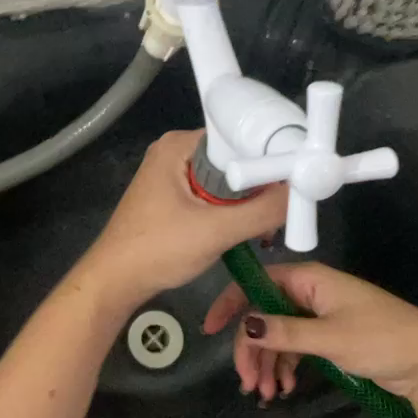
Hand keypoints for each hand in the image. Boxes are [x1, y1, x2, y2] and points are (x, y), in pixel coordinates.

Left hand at [77, 130, 287, 309]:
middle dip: (259, 185)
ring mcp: (171, 175)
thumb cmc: (158, 250)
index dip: (268, 157)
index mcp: (179, 145)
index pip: (238, 136)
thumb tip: (302, 190)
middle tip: (280, 212)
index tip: (296, 179)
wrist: (115, 281)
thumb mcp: (216, 231)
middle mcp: (174, 152)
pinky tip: (245, 232)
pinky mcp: (172, 198)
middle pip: (234, 159)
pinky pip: (212, 196)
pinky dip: (230, 212)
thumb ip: (263, 210)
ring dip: (247, 203)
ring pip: (226, 181)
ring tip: (264, 228)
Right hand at [201, 261, 417, 403]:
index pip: (257, 285)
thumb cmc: (381, 339)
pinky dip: (286, 366)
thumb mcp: (329, 337)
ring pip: (278, 335)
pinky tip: (286, 388)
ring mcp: (320, 315)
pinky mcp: (331, 336)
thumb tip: (245, 325)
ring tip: (267, 394)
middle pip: (264, 315)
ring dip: (268, 363)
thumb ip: (284, 331)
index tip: (210, 330)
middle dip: (252, 349)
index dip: (231, 304)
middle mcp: (311, 292)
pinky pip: (295, 347)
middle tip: (248, 382)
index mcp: (309, 280)